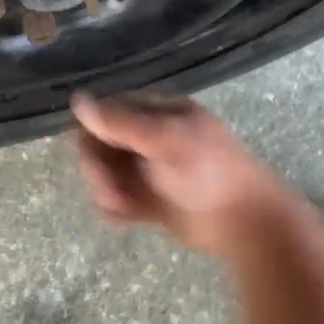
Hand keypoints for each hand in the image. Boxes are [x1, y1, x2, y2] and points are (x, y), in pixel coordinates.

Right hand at [70, 93, 300, 256]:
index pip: (108, 113)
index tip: (94, 157)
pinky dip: (115, 208)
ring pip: (106, 174)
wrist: (246, 224)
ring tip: (124, 207)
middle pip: (101, 145)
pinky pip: (116, 199)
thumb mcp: (166, 141)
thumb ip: (121, 123)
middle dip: (98, 168)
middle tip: (110, 190)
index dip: (93, 134)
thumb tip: (77, 100)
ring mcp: (150, 170)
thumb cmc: (210, 173)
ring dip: (106, 190)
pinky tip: (127, 218)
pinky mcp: (150, 201)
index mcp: (159, 113)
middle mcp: (151, 137)